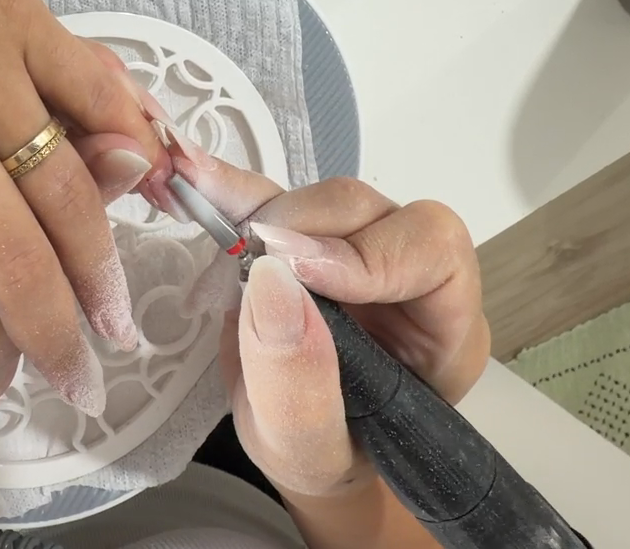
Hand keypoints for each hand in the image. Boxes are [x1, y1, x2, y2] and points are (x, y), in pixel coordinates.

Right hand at [183, 157, 488, 500]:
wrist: (298, 440)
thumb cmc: (321, 453)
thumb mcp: (308, 449)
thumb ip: (296, 383)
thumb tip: (272, 281)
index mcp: (439, 327)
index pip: (433, 250)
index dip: (367, 251)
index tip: (298, 271)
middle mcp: (404, 273)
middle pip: (370, 209)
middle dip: (302, 226)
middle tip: (247, 263)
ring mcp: (350, 245)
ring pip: (320, 196)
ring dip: (263, 213)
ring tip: (224, 253)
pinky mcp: (299, 232)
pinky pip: (267, 194)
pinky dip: (227, 188)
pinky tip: (190, 176)